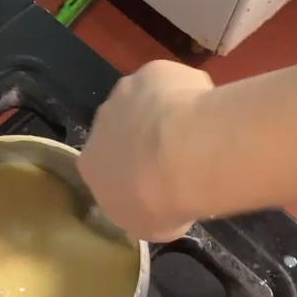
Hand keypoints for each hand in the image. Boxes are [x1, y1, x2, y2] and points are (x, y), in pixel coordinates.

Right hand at [80, 60, 215, 241]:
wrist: (184, 156)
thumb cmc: (161, 201)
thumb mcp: (149, 226)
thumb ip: (143, 210)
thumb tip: (155, 205)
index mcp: (91, 164)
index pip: (102, 167)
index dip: (128, 171)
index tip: (151, 180)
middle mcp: (100, 124)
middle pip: (119, 129)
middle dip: (142, 138)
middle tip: (176, 156)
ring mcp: (125, 92)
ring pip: (143, 101)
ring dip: (162, 113)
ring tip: (196, 132)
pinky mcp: (153, 71)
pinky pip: (169, 82)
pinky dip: (184, 91)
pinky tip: (206, 111)